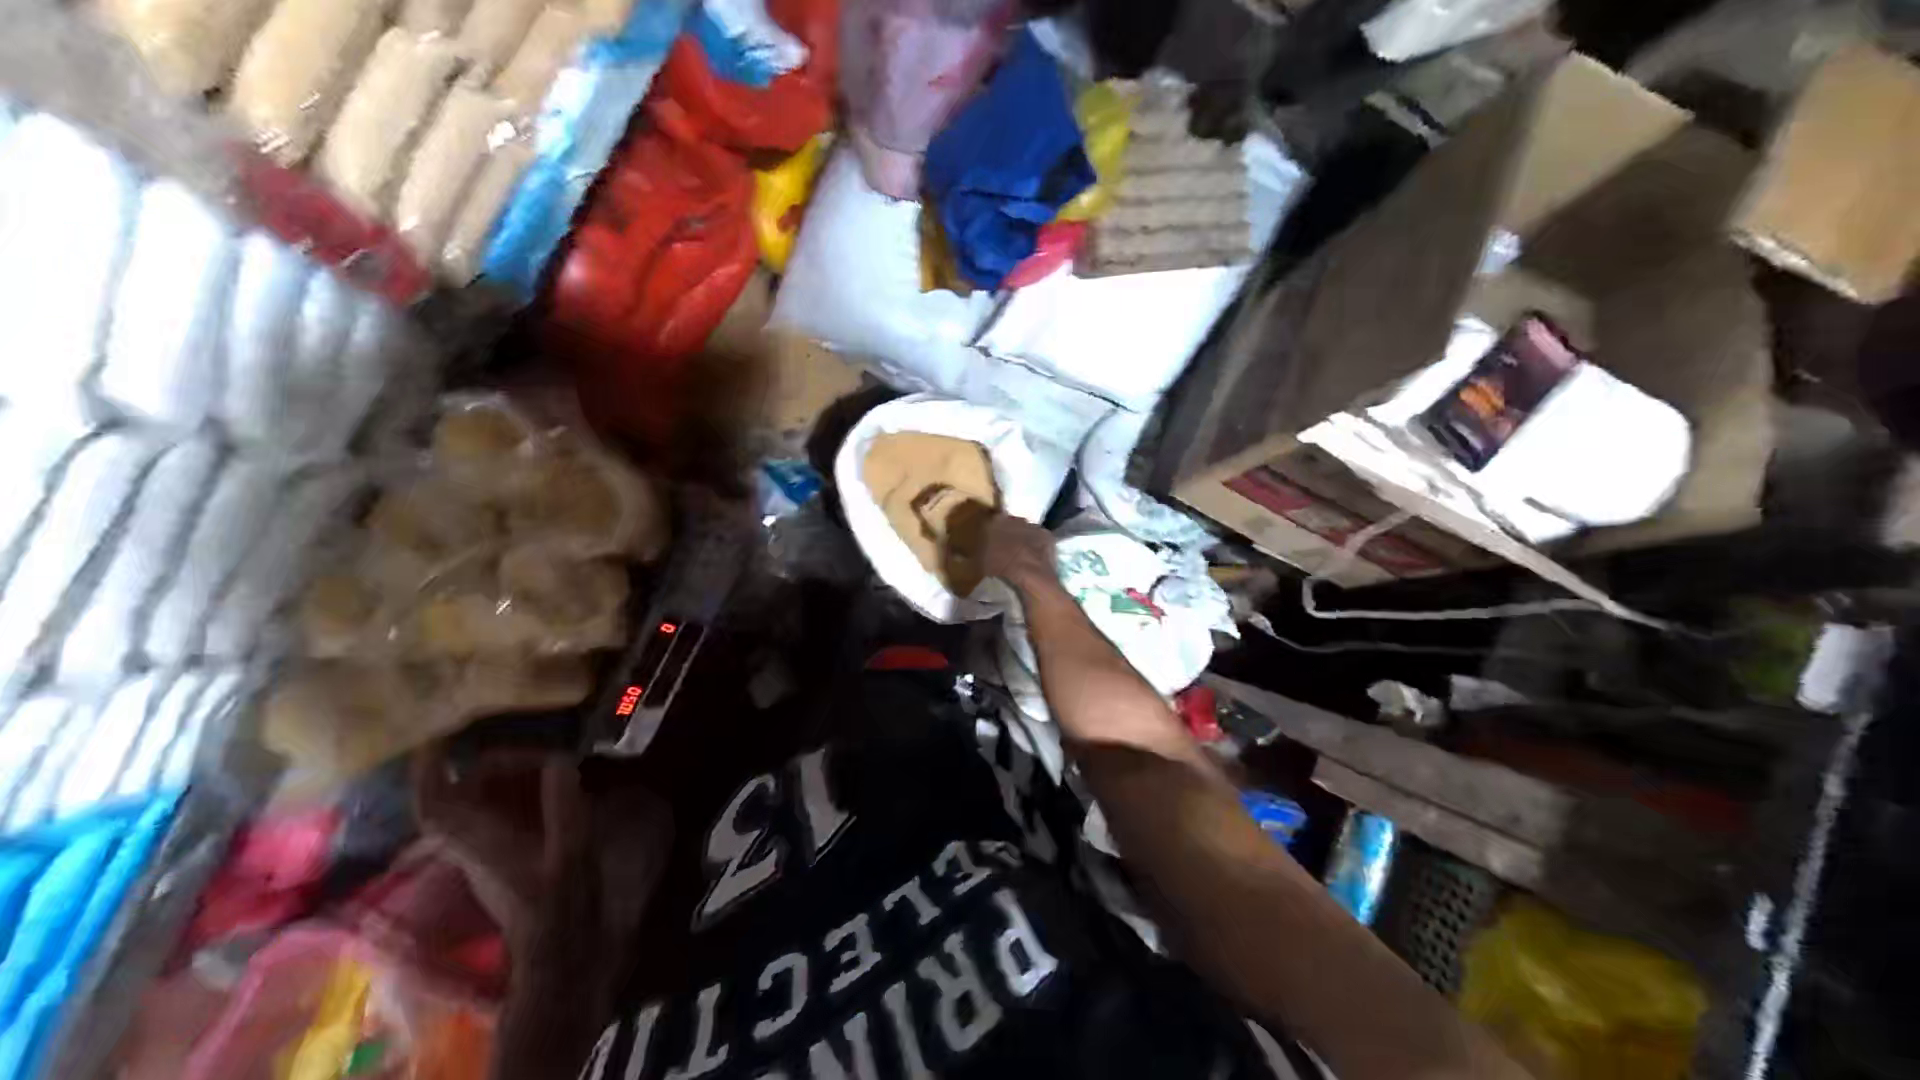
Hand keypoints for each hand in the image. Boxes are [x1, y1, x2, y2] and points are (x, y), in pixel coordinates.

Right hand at [981, 514, 1057, 594]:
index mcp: (994, 520)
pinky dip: (1037, 545)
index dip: (988, 529)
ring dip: (1023, 538)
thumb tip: (970, 551)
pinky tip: (1034, 557)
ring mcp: (1032, 525)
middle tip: (1004, 547)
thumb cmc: (999, 567)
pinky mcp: (1046, 534)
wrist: (1029, 573)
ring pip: (1025, 529)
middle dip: (1007, 532)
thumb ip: (975, 551)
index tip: (987, 538)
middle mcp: (1013, 518)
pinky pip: (1039, 538)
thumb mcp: (978, 562)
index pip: (988, 519)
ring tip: (1020, 554)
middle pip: (1009, 523)